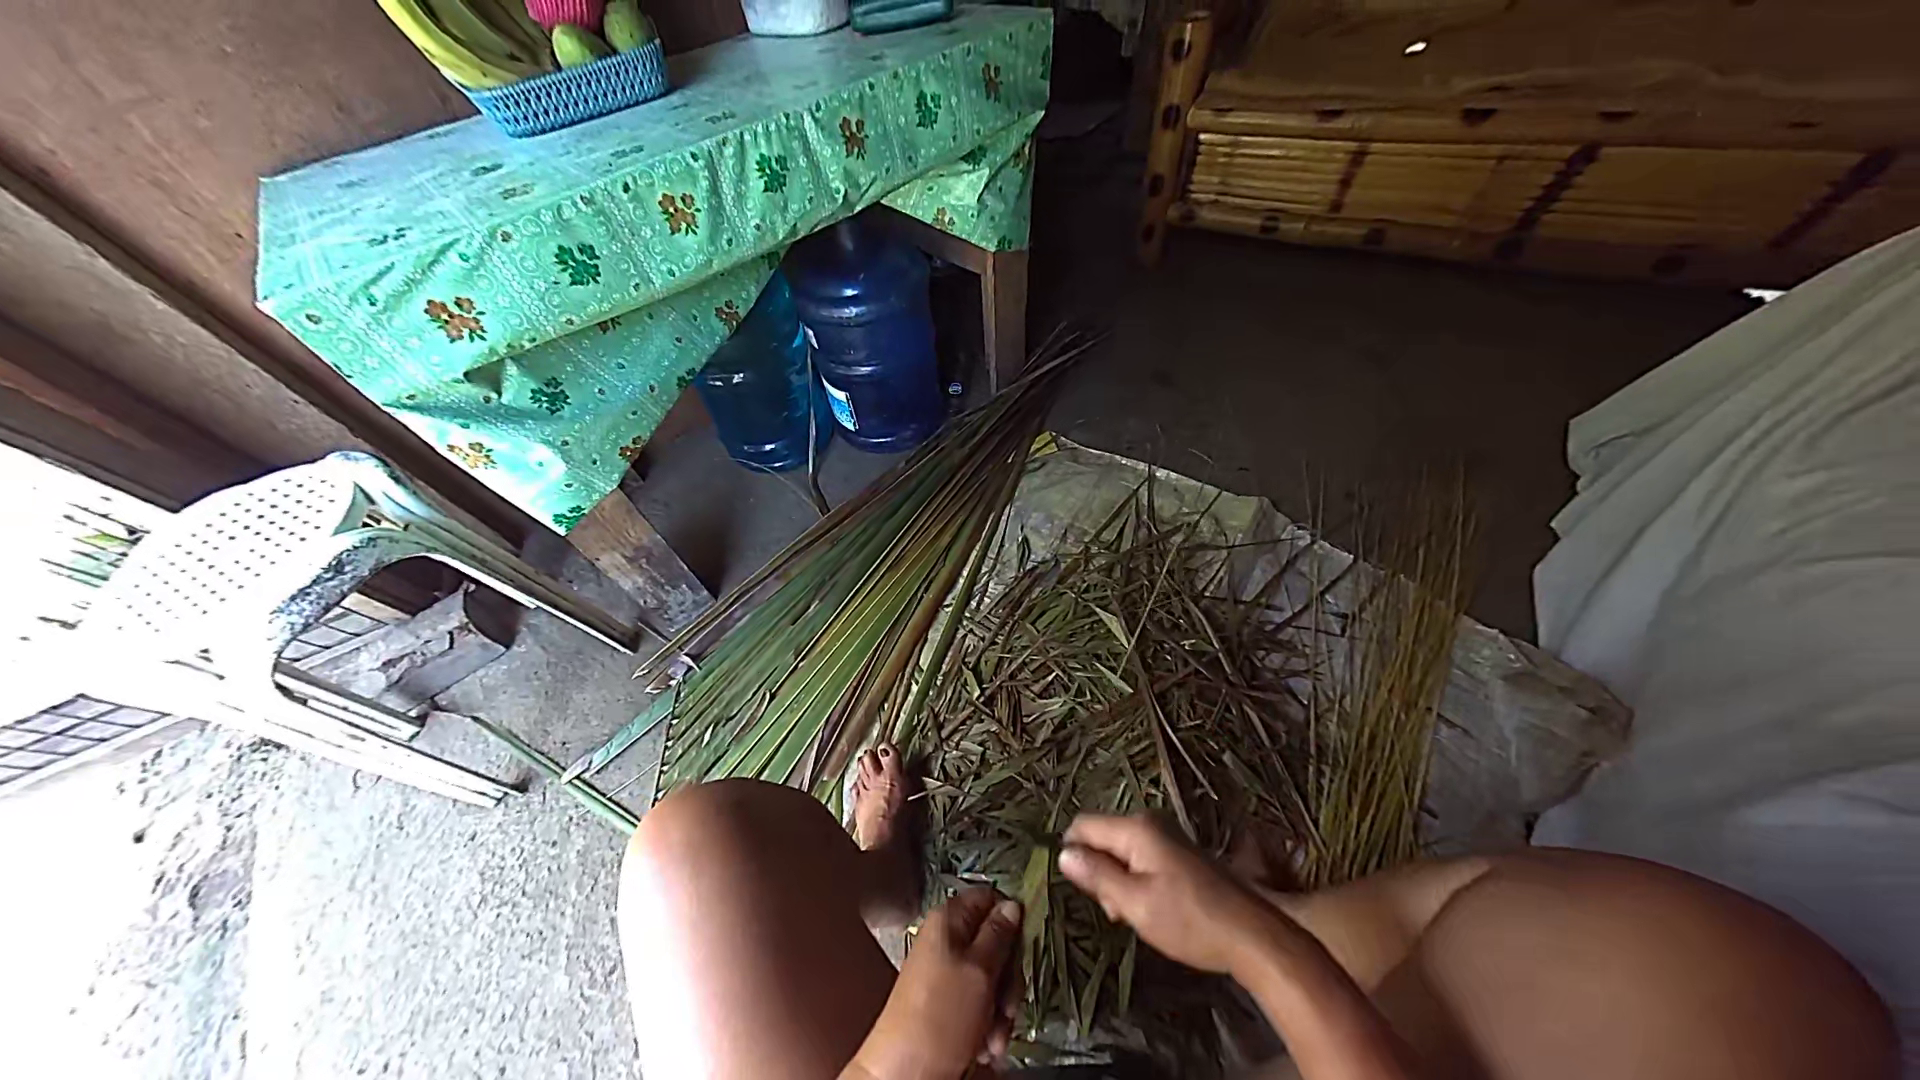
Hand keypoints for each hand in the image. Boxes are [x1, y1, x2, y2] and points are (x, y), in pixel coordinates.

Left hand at [846, 887, 1022, 1079]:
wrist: (904, 1076)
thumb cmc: (941, 1015)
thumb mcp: (978, 971)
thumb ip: (999, 935)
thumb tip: (1012, 904)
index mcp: (949, 920)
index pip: (989, 898)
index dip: (1011, 917)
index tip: (1023, 944)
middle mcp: (948, 941)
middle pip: (997, 942)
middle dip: (1009, 977)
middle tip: (1006, 1003)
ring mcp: (949, 974)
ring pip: (994, 977)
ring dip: (1002, 1008)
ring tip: (994, 1035)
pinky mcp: (951, 1005)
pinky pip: (983, 1004)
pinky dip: (990, 1025)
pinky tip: (986, 1046)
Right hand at [1058, 813, 1278, 976]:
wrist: (1252, 936)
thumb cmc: (1189, 921)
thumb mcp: (1135, 903)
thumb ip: (1096, 876)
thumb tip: (1062, 854)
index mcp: (1136, 828)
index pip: (1083, 826)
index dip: (1072, 854)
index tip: (1081, 890)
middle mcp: (1150, 822)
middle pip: (1102, 839)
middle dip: (1099, 873)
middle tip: (1117, 912)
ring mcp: (1167, 836)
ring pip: (1121, 852)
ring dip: (1119, 882)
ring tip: (1136, 916)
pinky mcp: (1180, 854)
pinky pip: (1141, 859)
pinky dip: (1137, 882)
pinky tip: (1153, 910)